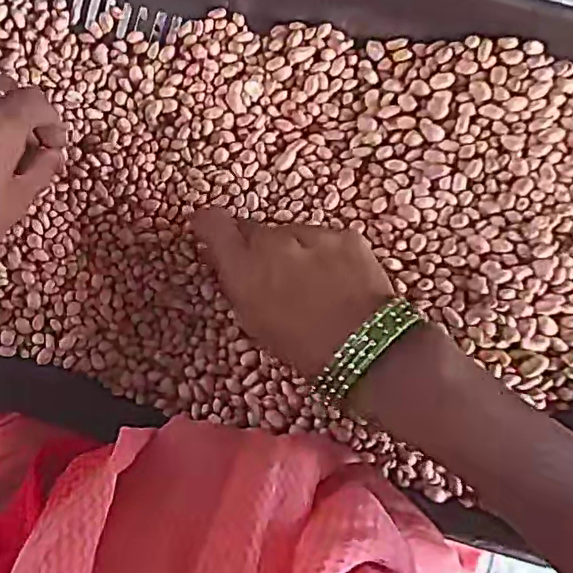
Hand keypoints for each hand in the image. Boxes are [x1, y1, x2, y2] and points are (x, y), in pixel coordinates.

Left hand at [0, 76, 64, 262]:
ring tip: (3, 151)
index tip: (53, 143)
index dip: (51, 121)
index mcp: (3, 124)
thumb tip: (51, 156)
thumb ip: (41, 170)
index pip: (37, 100)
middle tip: (31, 141)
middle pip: (7, 88)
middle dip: (24, 109)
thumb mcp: (18, 201)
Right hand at [190, 209, 396, 378]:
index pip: (213, 223)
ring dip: (293, 251)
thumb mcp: (254, 321)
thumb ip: (237, 283)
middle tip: (270, 275)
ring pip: (291, 235)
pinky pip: (324, 239)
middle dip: (256, 247)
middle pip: (253, 230)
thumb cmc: (302, 347)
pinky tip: (338, 281)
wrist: (367, 349)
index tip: (205, 227)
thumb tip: (225, 261)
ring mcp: (311, 234)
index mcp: (243, 268)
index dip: (207, 223)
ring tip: (312, 285)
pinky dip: (326, 254)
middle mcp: (272, 242)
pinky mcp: (344, 235)